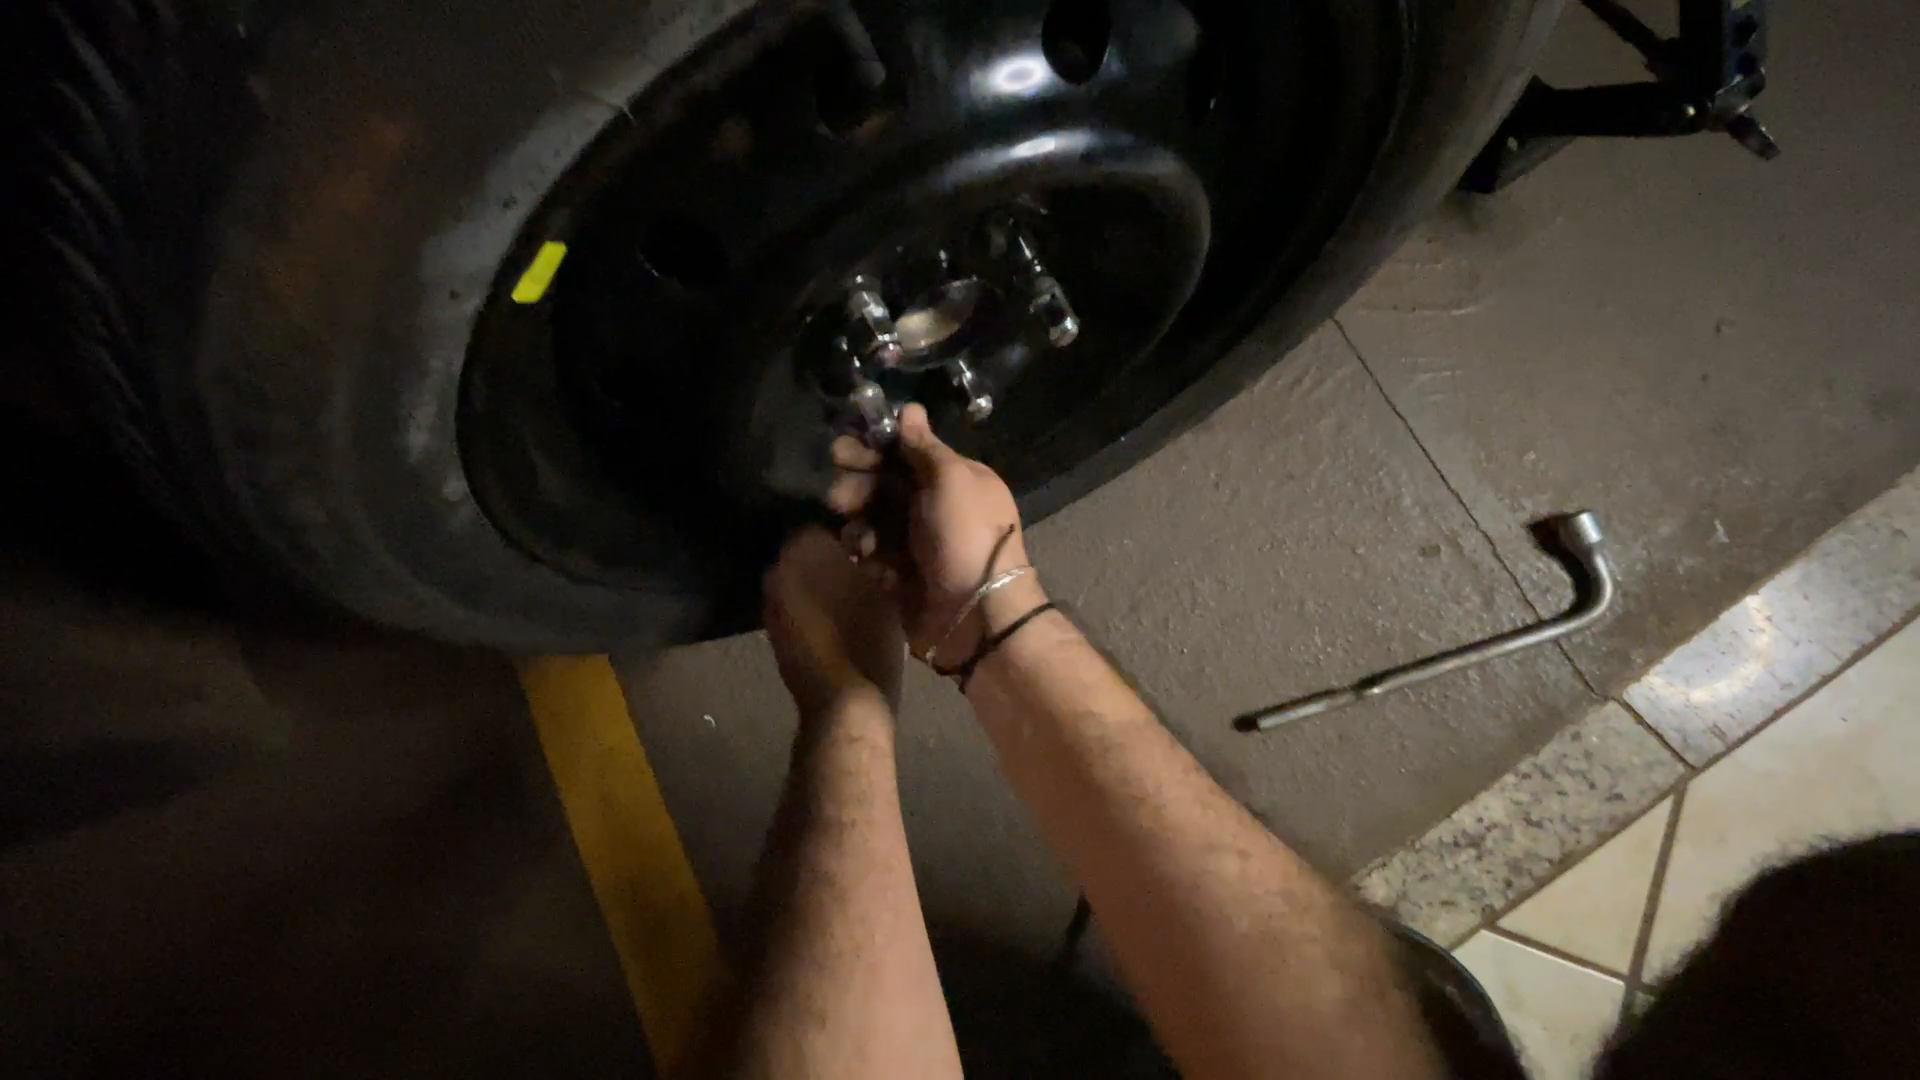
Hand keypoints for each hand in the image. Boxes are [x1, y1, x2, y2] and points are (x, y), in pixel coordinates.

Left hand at [762, 527, 904, 717]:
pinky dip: (811, 607)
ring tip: (853, 597)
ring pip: (799, 579)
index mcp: (804, 550)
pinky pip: (794, 605)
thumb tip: (866, 547)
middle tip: (865, 570)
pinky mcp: (772, 632)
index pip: (823, 524)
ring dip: (820, 583)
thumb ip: (873, 560)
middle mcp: (777, 569)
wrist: (844, 703)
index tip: (870, 548)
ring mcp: (770, 603)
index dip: (849, 534)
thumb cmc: (870, 639)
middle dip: (831, 558)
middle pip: (806, 552)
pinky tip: (838, 622)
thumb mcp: (886, 590)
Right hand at [825, 405, 1046, 663]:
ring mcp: (919, 542)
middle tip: (838, 496)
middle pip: (884, 484)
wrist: (975, 614)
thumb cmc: (966, 536)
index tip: (841, 451)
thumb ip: (924, 446)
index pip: (905, 452)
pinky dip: (867, 554)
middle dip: (858, 486)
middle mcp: (936, 506)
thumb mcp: (951, 479)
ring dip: (859, 523)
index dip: (872, 449)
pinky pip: (874, 554)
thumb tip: (910, 408)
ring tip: (857, 536)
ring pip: (873, 520)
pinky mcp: (903, 574)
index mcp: (954, 478)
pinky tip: (866, 559)